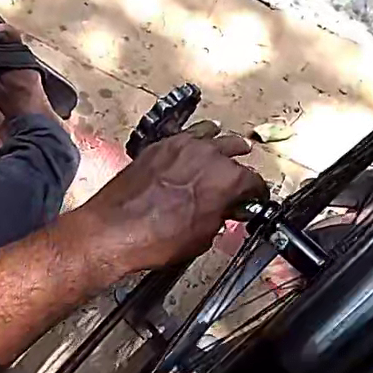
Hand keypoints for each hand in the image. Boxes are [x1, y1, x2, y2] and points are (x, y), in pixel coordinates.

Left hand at [64, 122, 266, 276]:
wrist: (115, 230)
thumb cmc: (156, 238)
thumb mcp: (203, 236)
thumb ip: (220, 216)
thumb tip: (223, 211)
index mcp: (227, 178)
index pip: (253, 181)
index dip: (256, 193)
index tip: (253, 198)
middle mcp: (207, 154)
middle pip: (234, 151)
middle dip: (240, 164)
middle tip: (239, 177)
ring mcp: (181, 145)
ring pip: (209, 134)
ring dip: (219, 143)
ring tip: (224, 148)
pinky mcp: (158, 146)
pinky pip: (183, 136)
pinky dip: (192, 141)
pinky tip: (192, 148)